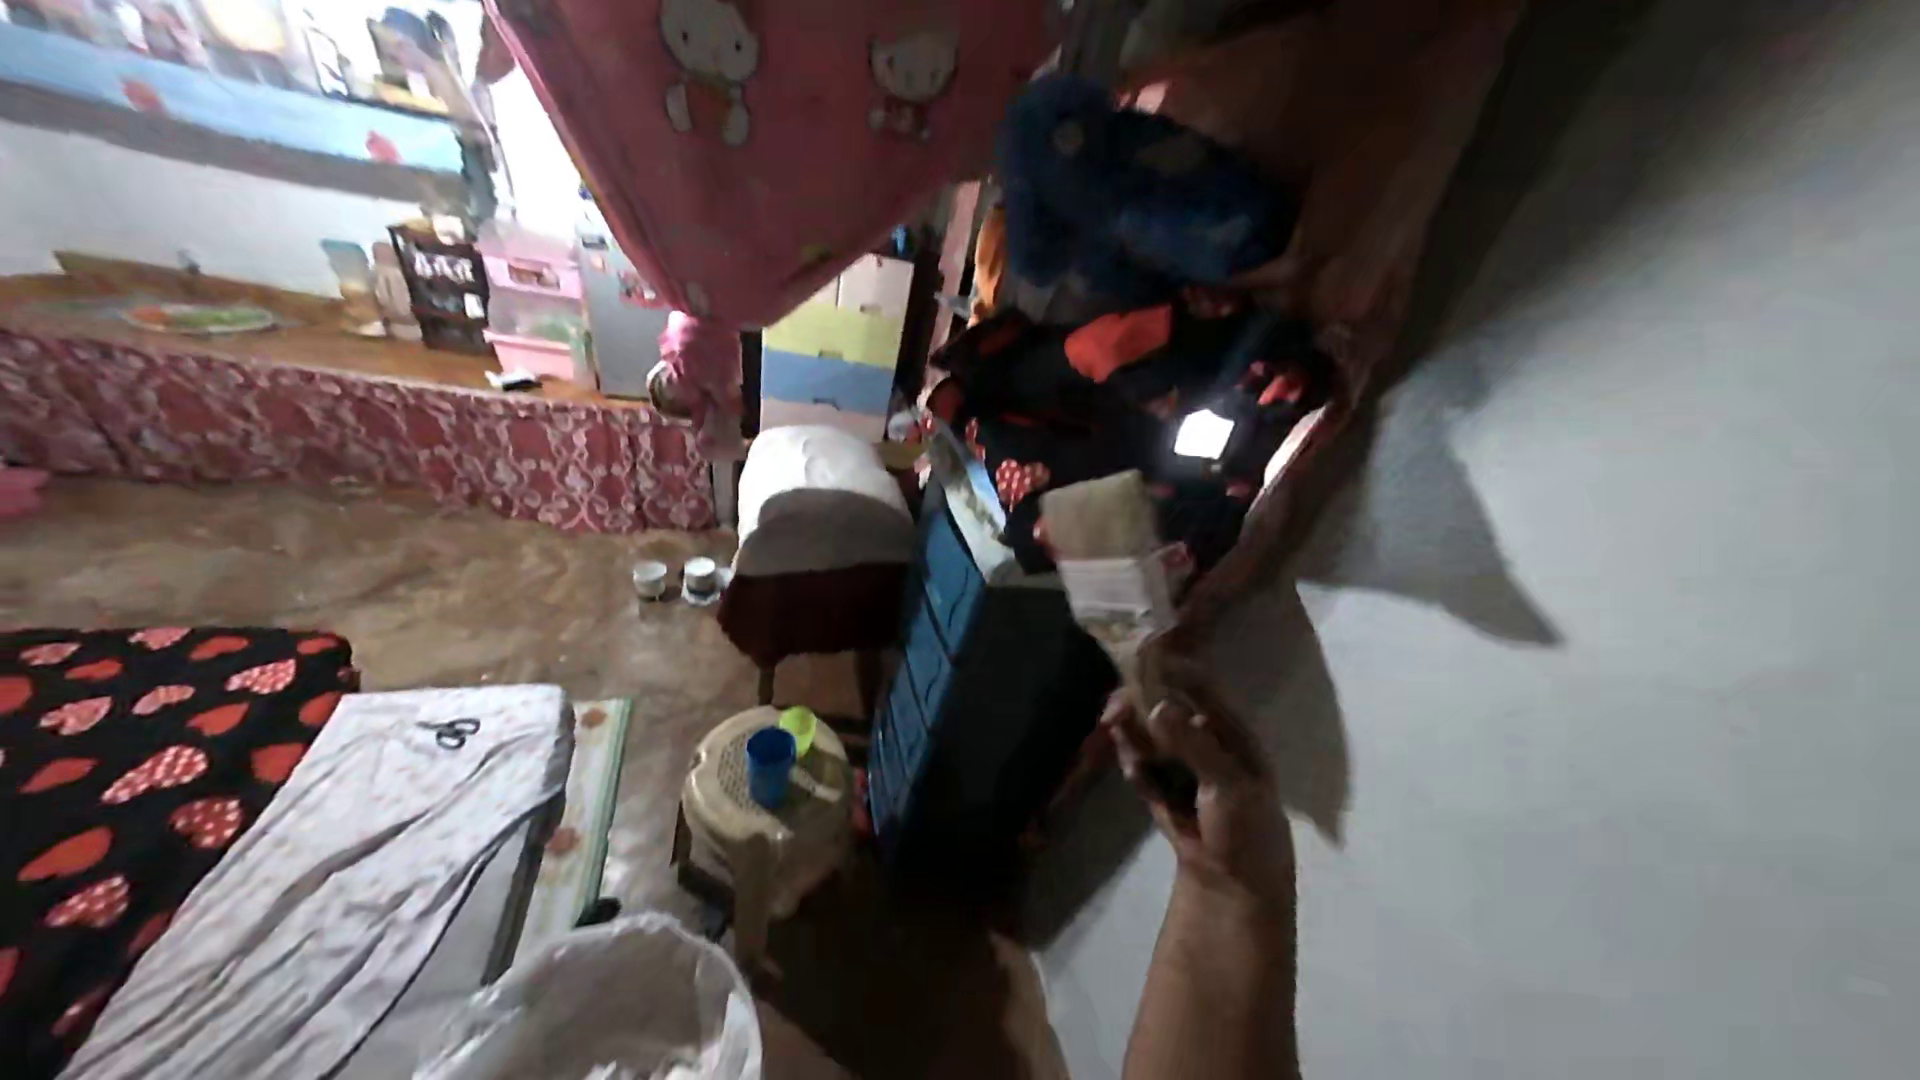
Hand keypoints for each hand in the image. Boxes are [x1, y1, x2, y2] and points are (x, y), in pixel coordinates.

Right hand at [1103, 690, 1293, 905]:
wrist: (1234, 883)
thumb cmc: (1248, 830)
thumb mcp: (1229, 787)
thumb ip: (1193, 746)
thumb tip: (1156, 708)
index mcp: (1229, 728)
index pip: (1199, 683)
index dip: (1171, 670)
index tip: (1139, 665)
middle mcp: (1200, 733)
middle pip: (1162, 700)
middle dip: (1135, 701)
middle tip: (1112, 712)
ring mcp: (1177, 755)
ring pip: (1144, 727)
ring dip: (1128, 730)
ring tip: (1115, 737)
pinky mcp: (1158, 776)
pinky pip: (1137, 757)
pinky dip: (1131, 760)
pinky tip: (1135, 776)